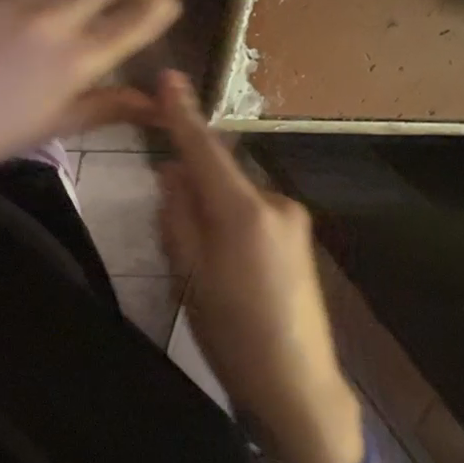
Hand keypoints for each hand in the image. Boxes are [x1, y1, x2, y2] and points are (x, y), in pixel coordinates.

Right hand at [153, 70, 363, 462]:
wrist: (295, 383)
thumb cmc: (231, 332)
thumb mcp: (188, 275)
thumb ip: (177, 216)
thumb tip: (171, 172)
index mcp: (244, 211)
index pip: (204, 150)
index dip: (181, 115)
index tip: (166, 79)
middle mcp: (275, 204)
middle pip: (217, 175)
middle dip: (188, 187)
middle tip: (170, 239)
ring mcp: (292, 222)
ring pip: (232, 198)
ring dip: (208, 213)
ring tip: (197, 268)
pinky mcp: (298, 240)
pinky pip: (250, 216)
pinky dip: (227, 227)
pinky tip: (221, 270)